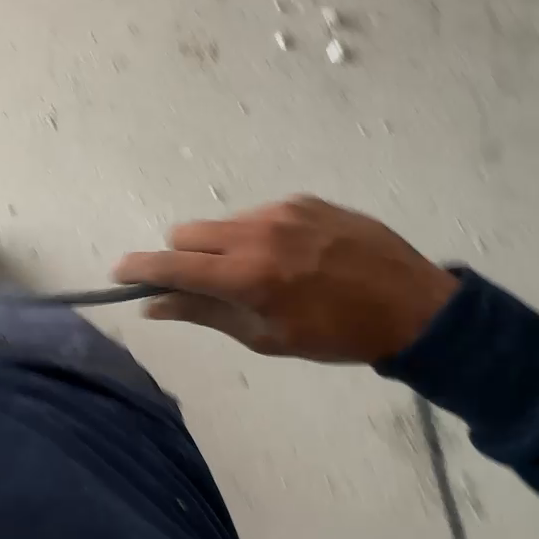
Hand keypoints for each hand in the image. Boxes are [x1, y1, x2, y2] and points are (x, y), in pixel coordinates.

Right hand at [112, 195, 458, 363]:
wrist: (421, 310)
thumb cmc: (339, 335)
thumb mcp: (266, 337)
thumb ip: (203, 314)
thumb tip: (151, 305)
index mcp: (247, 277)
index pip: (171, 266)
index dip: (138, 269)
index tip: (118, 273)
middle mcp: (256, 235)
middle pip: (185, 234)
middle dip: (184, 257)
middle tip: (209, 281)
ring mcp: (281, 212)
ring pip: (221, 224)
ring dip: (223, 245)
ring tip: (265, 269)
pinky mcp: (304, 201)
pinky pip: (259, 214)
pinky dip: (260, 234)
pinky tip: (296, 255)